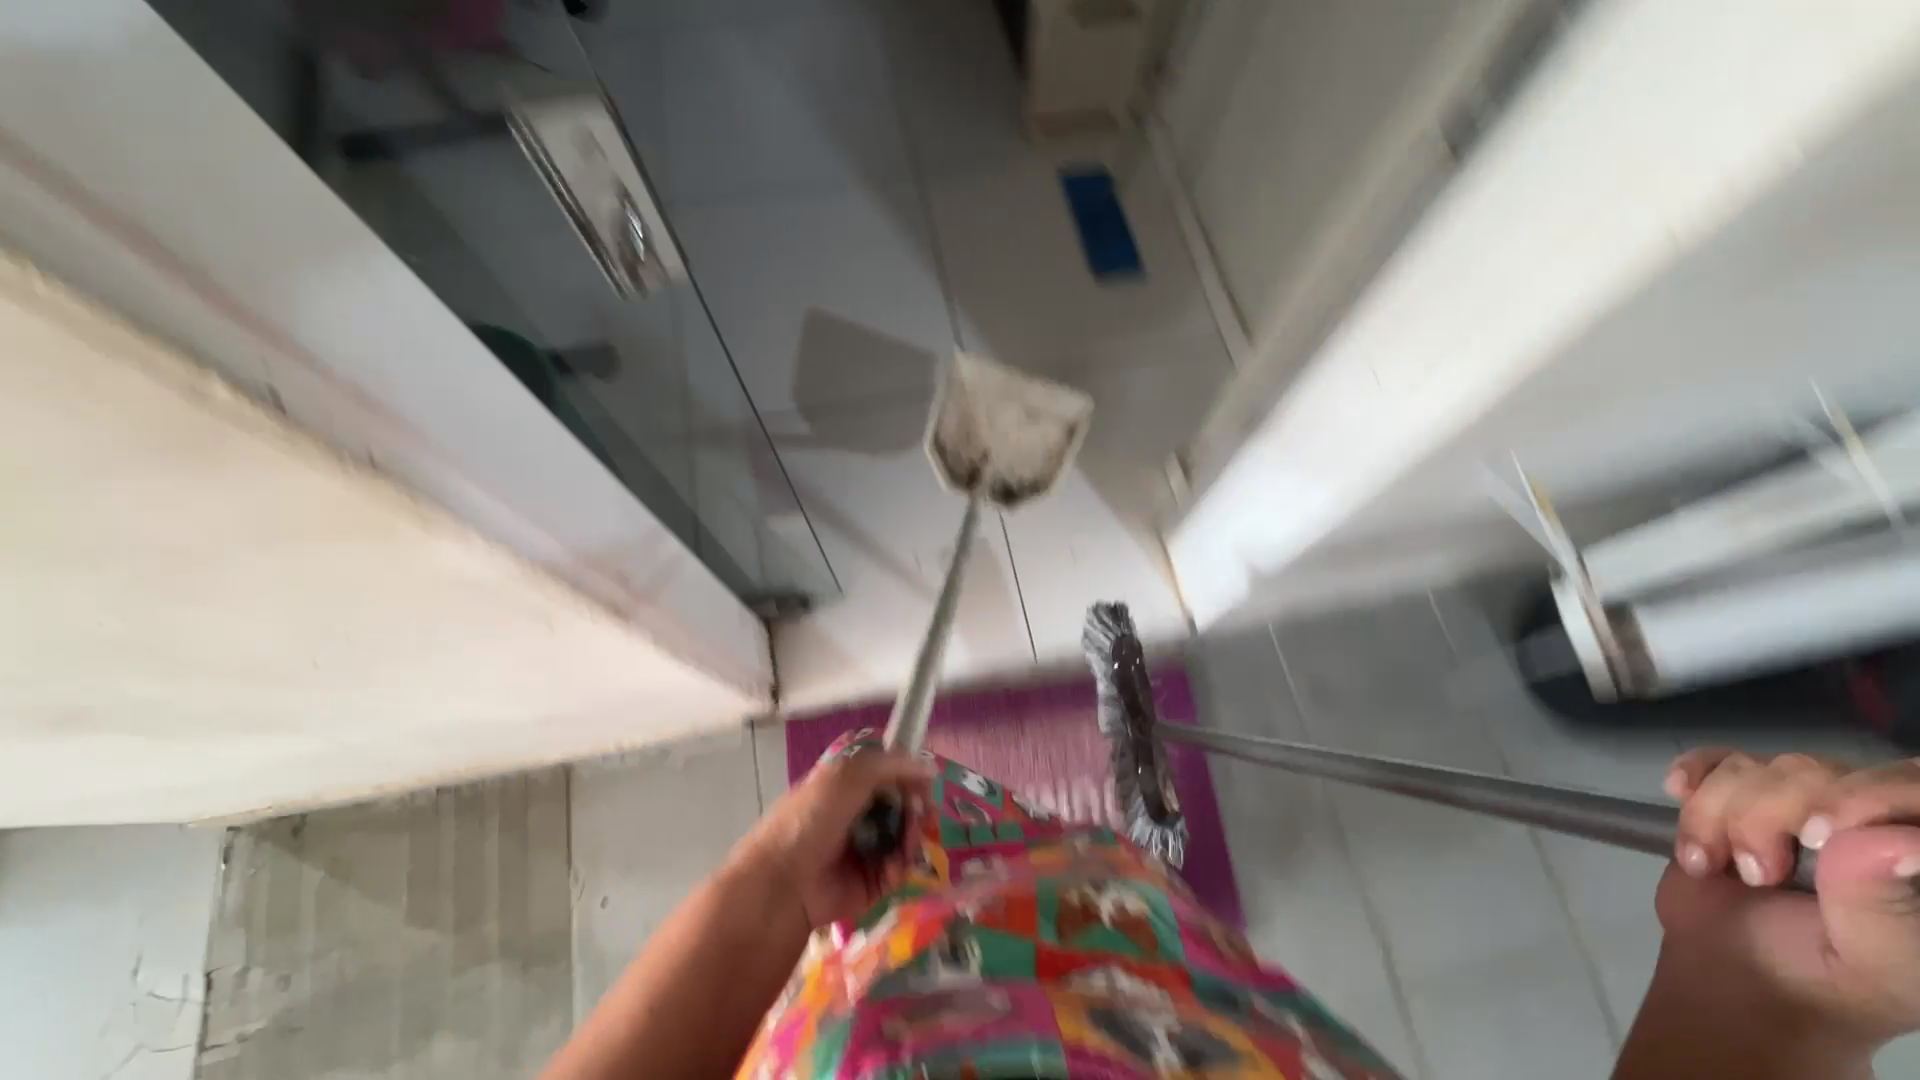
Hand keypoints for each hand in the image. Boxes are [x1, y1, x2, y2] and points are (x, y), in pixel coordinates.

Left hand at [728, 748, 934, 929]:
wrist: (784, 881)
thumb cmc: (810, 819)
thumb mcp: (846, 776)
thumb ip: (889, 763)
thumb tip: (929, 767)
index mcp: (848, 786)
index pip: (889, 774)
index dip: (910, 775)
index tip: (927, 780)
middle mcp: (858, 814)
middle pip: (903, 805)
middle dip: (918, 807)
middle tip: (925, 814)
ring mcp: (866, 849)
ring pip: (907, 837)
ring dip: (913, 837)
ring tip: (907, 843)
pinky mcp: (872, 882)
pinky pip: (900, 869)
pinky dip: (901, 866)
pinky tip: (893, 867)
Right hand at [1661, 748, 1919, 1045]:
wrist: (1734, 977)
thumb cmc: (1821, 981)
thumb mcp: (1875, 965)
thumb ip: (1883, 907)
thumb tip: (1890, 840)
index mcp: (1909, 848)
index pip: (1912, 786)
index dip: (1865, 793)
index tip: (1811, 835)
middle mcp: (1861, 815)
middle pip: (1813, 773)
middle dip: (1765, 818)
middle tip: (1756, 874)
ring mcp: (1793, 802)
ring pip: (1750, 768)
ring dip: (1715, 816)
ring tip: (1713, 866)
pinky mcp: (1733, 796)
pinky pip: (1712, 759)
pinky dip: (1692, 772)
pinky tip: (1678, 792)